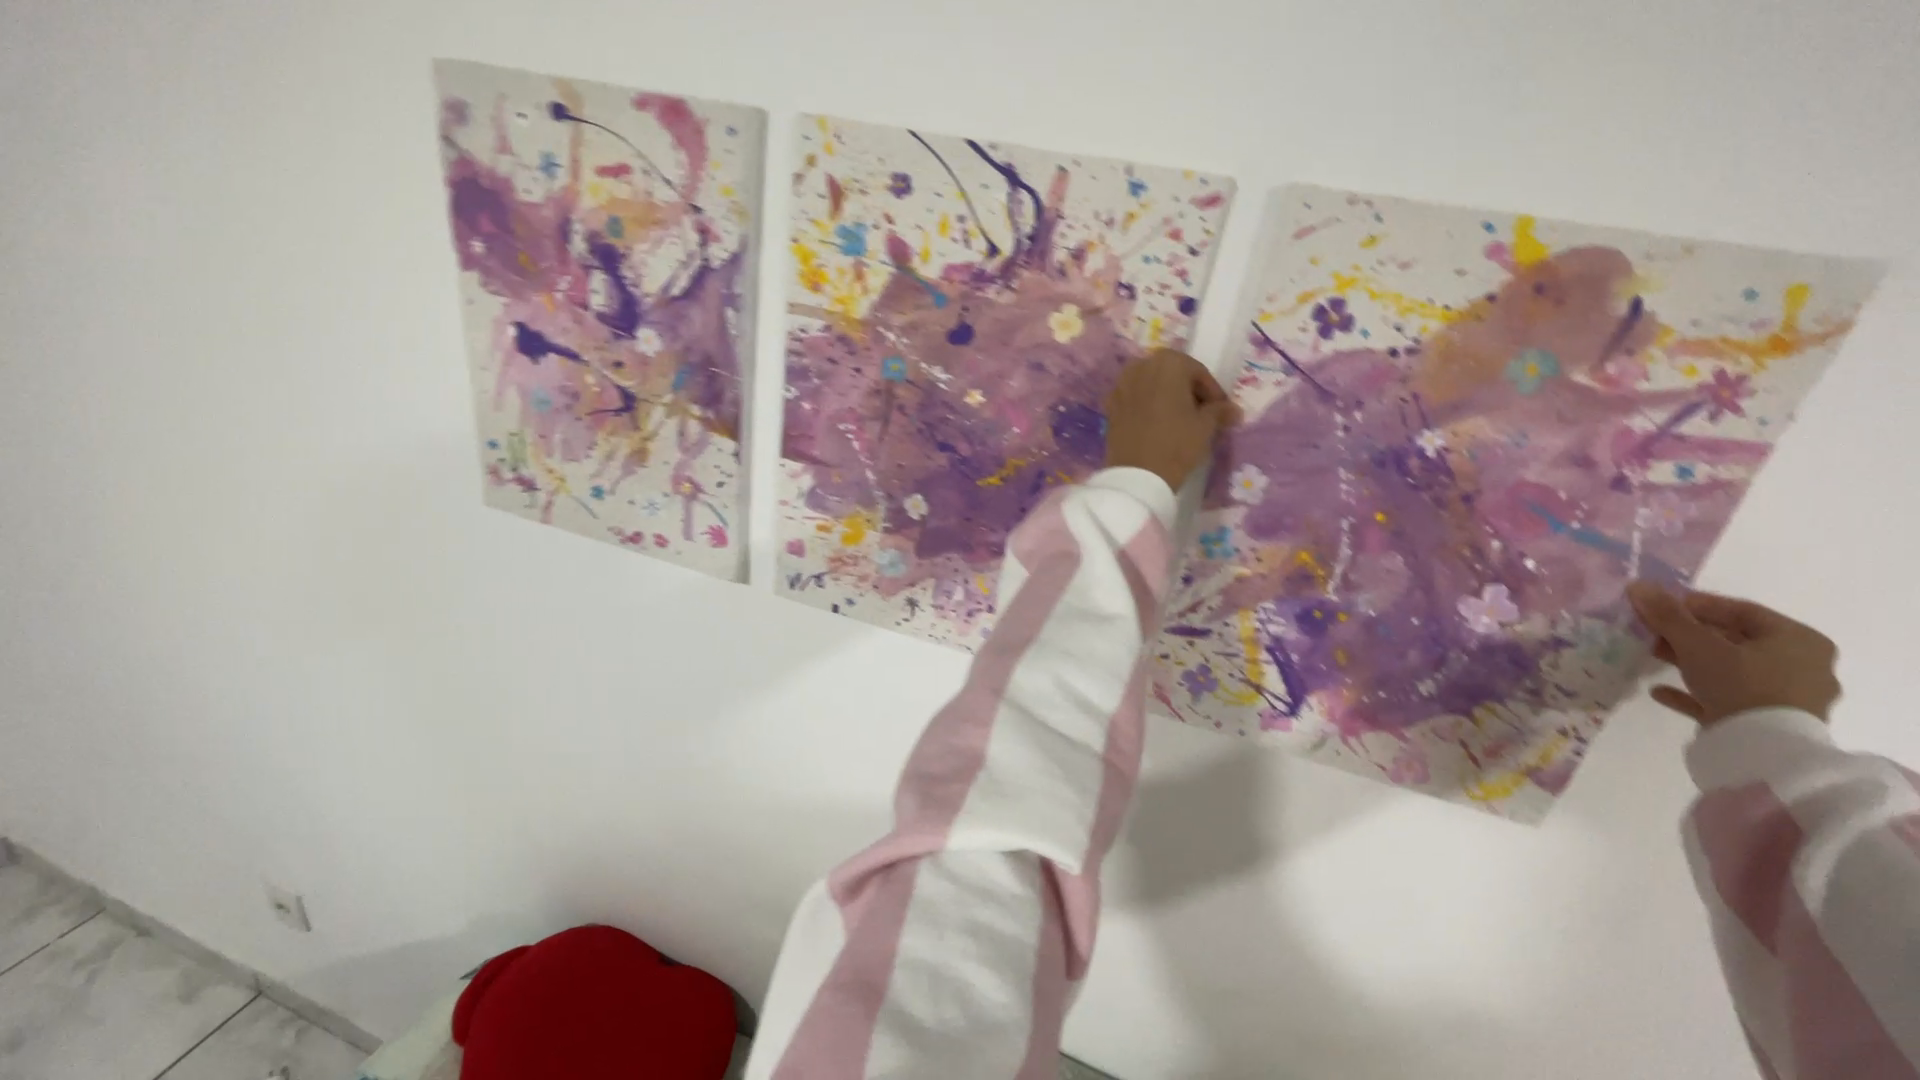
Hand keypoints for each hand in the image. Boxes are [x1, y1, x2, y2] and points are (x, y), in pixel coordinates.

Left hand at [1104, 349, 1238, 491]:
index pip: (1198, 372)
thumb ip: (1220, 411)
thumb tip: (1234, 410)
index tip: (1221, 410)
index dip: (1212, 392)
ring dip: (1166, 396)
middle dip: (1188, 391)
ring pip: (1151, 385)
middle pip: (1172, 374)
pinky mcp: (1110, 405)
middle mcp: (1141, 366)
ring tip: (1179, 419)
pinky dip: (1147, 406)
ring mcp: (1121, 384)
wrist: (1137, 475)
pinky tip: (1156, 424)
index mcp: (1168, 363)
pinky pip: (1135, 399)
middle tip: (1202, 413)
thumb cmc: (1177, 444)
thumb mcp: (1206, 427)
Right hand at [1627, 583, 1841, 725]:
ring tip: (1653, 657)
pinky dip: (1695, 692)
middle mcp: (1803, 665)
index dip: (1696, 605)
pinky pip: (1727, 699)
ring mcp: (1789, 697)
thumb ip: (1668, 616)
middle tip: (1652, 631)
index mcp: (1799, 639)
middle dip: (1688, 635)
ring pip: (1730, 669)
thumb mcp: (1697, 645)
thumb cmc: (1741, 684)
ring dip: (1689, 662)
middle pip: (1735, 641)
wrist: (1764, 751)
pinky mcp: (1768, 723)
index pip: (1741, 611)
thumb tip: (1638, 586)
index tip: (1660, 606)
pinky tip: (1660, 692)